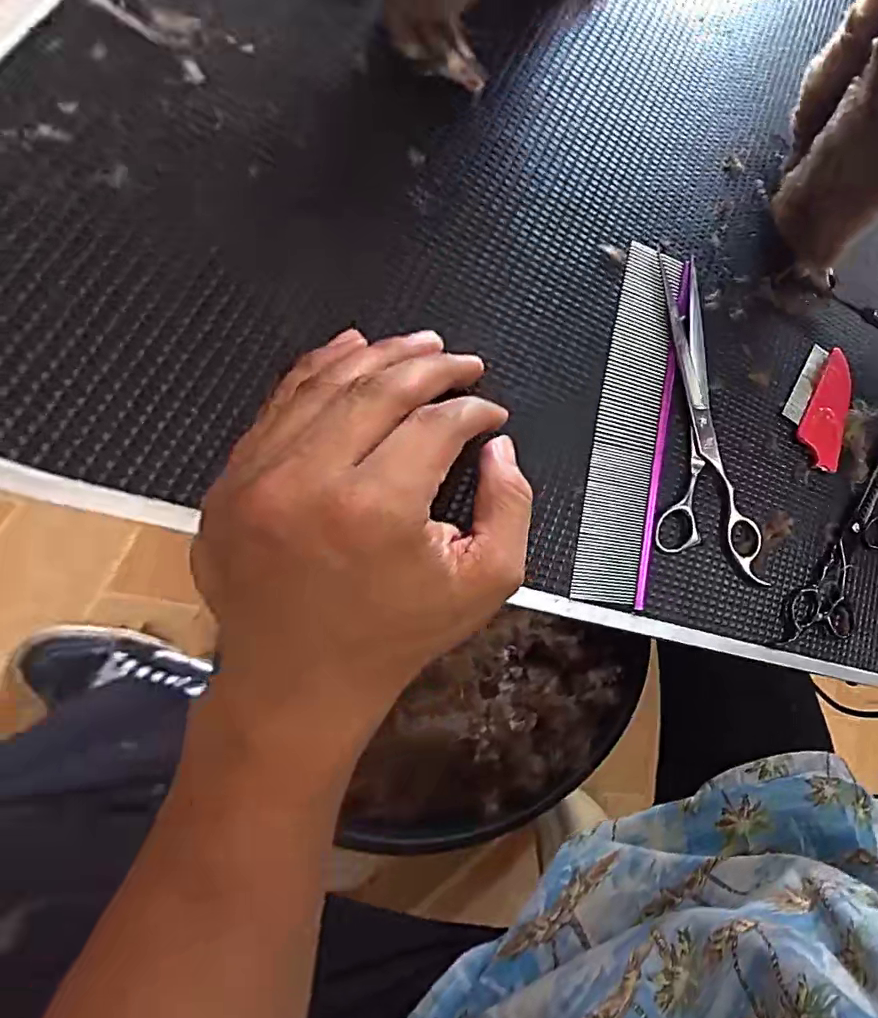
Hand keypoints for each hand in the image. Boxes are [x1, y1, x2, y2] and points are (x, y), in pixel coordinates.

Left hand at [191, 328, 531, 761]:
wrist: (304, 675)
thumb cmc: (407, 628)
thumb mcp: (492, 577)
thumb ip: (509, 506)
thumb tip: (500, 449)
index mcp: (376, 508)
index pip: (433, 426)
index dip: (473, 410)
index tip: (496, 414)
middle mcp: (306, 481)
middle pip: (374, 393)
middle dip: (429, 367)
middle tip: (465, 360)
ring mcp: (255, 478)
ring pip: (319, 388)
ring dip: (375, 357)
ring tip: (418, 343)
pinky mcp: (229, 482)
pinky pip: (275, 407)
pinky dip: (316, 372)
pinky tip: (348, 351)